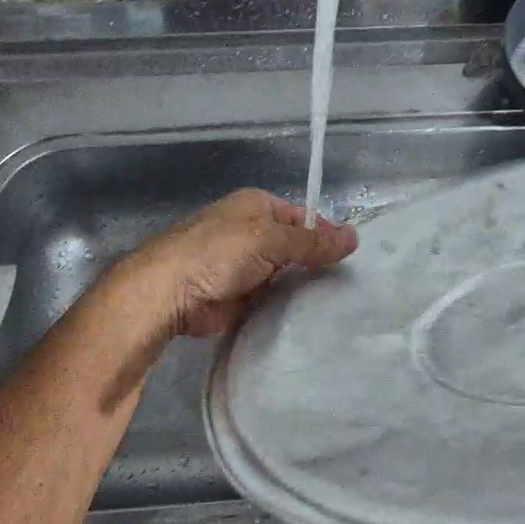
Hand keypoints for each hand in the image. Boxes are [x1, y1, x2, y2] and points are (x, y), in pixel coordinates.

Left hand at [114, 189, 357, 338]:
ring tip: (337, 303)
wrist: (169, 293)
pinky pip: (272, 299)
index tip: (348, 257)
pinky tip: (310, 317)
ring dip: (302, 288)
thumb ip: (312, 243)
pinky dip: (286, 306)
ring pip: (285, 275)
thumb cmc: (217, 253)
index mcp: (256, 206)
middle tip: (348, 285)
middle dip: (316, 264)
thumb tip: (355, 237)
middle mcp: (251, 233)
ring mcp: (244, 267)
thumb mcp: (270, 240)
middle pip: (295, 247)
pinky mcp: (239, 297)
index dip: (324, 234)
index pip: (302, 217)